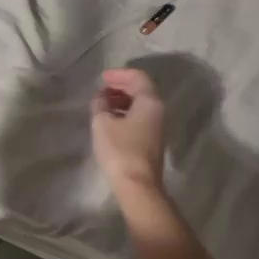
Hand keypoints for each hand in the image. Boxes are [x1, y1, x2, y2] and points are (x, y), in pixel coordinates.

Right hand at [92, 67, 167, 196]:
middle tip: (102, 88)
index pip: (137, 78)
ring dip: (123, 99)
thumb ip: (100, 104)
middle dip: (121, 86)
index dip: (119, 74)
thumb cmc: (119, 149)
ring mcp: (158, 126)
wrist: (137, 183)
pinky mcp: (152, 139)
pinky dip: (126, 111)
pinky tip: (111, 118)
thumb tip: (101, 97)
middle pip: (142, 89)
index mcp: (150, 102)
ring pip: (141, 104)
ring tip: (103, 102)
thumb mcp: (102, 123)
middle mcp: (158, 110)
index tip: (102, 77)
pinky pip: (140, 116)